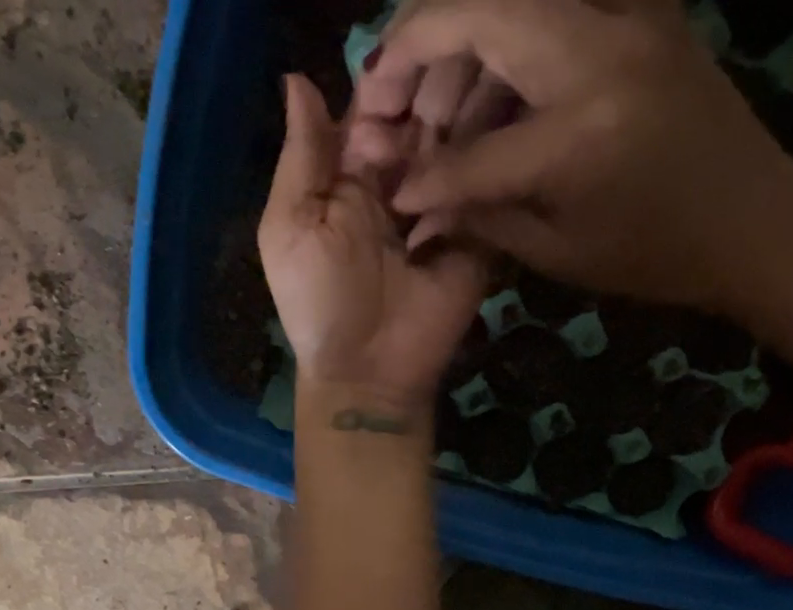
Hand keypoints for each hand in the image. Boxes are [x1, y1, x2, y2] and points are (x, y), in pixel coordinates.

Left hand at [260, 74, 487, 419]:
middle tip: (456, 67)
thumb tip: (298, 79)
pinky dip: (490, 164)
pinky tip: (502, 134)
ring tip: (487, 83)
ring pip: (461, 146)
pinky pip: (487, 188)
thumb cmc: (318, 300)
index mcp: (351, 174)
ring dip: (469, 118)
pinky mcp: (477, 234)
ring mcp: (444, 206)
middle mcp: (401, 181)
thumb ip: (302, 156)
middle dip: (437, 94)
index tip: (410, 55)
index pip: (377, 108)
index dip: (391, 80)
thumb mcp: (290, 225)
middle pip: (424, 119)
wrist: (368, 370)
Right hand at [353, 0, 792, 315]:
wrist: (758, 222)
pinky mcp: (641, 11)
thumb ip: (477, 212)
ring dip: (455, 47)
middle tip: (385, 107)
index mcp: (579, 134)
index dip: (418, 171)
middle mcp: (601, 52)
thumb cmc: (656, 255)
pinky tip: (485, 92)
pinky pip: (548, 11)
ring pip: (508, 1)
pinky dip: (503, 42)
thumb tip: (410, 198)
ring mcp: (627, 18)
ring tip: (434, 112)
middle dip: (410, 53)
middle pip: (474, 14)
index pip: (467, 148)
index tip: (385, 183)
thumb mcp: (558, 251)